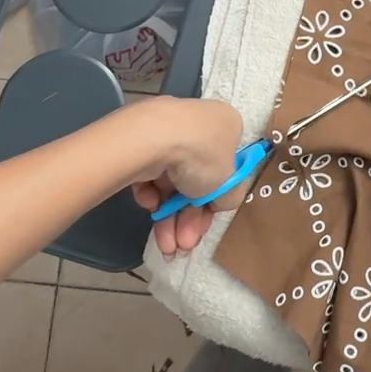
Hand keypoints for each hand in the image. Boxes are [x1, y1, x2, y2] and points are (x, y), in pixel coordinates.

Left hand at [124, 97, 245, 260]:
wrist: (152, 137)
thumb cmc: (202, 156)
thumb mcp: (229, 183)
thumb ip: (229, 196)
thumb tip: (218, 201)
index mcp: (227, 126)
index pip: (224, 169)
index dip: (214, 203)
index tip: (204, 226)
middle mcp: (199, 125)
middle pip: (197, 180)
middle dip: (189, 219)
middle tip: (183, 247)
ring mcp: (168, 131)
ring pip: (173, 181)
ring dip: (170, 218)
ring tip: (166, 246)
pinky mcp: (141, 141)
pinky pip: (151, 173)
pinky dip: (151, 194)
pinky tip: (150, 205)